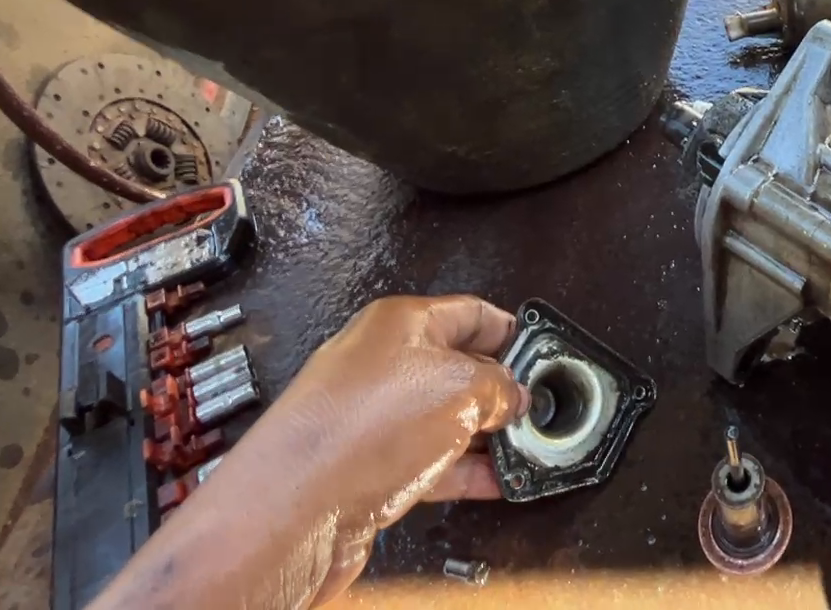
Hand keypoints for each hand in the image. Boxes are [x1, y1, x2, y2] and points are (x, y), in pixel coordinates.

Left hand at [243, 294, 529, 598]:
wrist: (289, 518)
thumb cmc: (362, 432)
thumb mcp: (461, 389)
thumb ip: (501, 386)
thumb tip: (513, 396)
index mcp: (401, 323)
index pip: (472, 312)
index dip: (512, 330)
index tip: (541, 350)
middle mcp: (383, 364)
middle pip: (460, 365)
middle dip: (503, 386)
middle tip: (537, 402)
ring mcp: (373, 418)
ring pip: (447, 416)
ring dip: (488, 432)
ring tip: (525, 444)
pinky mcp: (367, 467)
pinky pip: (430, 459)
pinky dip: (465, 469)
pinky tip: (497, 480)